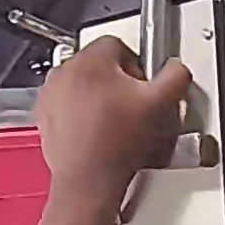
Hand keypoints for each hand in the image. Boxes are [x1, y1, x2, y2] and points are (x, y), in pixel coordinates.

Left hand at [26, 36, 190, 224]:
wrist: (89, 180)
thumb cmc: (115, 145)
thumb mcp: (160, 105)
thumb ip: (175, 77)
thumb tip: (178, 69)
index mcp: (91, 61)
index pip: (119, 44)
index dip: (137, 65)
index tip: (143, 84)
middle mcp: (65, 72)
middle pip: (100, 62)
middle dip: (118, 80)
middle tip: (133, 104)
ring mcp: (52, 94)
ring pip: (83, 82)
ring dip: (100, 94)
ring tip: (117, 119)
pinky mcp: (46, 114)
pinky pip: (69, 102)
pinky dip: (83, 111)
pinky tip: (100, 129)